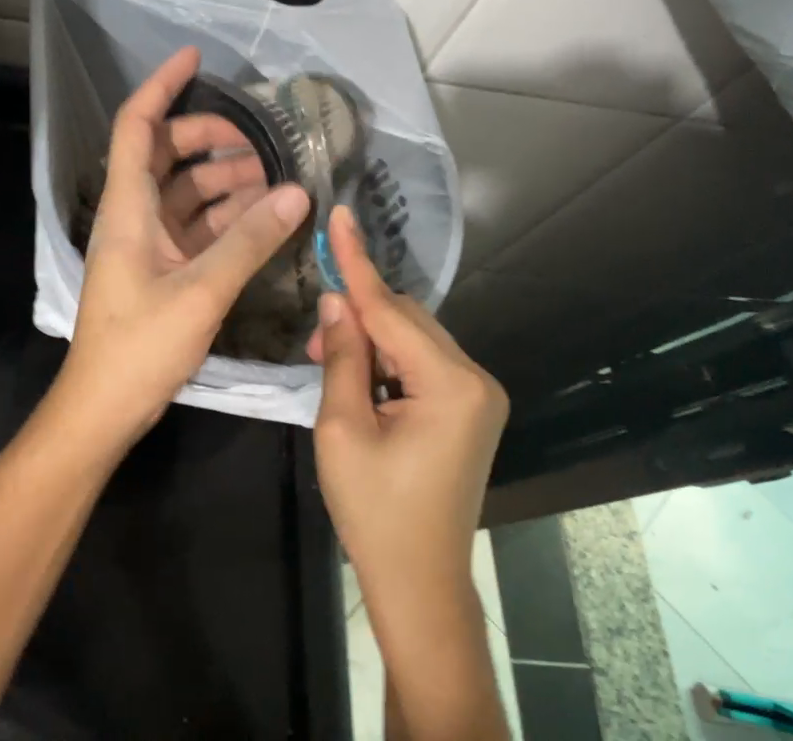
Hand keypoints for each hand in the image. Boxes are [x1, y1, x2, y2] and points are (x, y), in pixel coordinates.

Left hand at [55, 47, 310, 448]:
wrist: (105, 407)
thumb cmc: (139, 347)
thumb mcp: (199, 292)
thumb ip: (248, 242)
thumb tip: (295, 194)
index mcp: (127, 209)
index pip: (137, 127)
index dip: (161, 85)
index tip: (196, 57)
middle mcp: (133, 217)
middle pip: (166, 155)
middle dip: (209, 140)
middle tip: (259, 141)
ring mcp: (147, 245)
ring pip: (186, 194)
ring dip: (225, 182)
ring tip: (274, 183)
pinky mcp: (161, 272)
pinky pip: (195, 229)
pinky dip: (226, 219)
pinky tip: (263, 220)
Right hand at [311, 206, 508, 587]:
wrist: (418, 578)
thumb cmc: (373, 509)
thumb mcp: (342, 429)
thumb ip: (342, 356)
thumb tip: (338, 301)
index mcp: (451, 384)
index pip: (392, 309)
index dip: (358, 262)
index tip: (342, 215)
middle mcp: (477, 379)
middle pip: (408, 321)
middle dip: (359, 316)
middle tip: (312, 337)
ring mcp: (480, 395)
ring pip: (414, 340)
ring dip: (371, 341)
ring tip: (328, 362)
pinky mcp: (471, 410)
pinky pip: (423, 364)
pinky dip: (388, 362)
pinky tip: (359, 379)